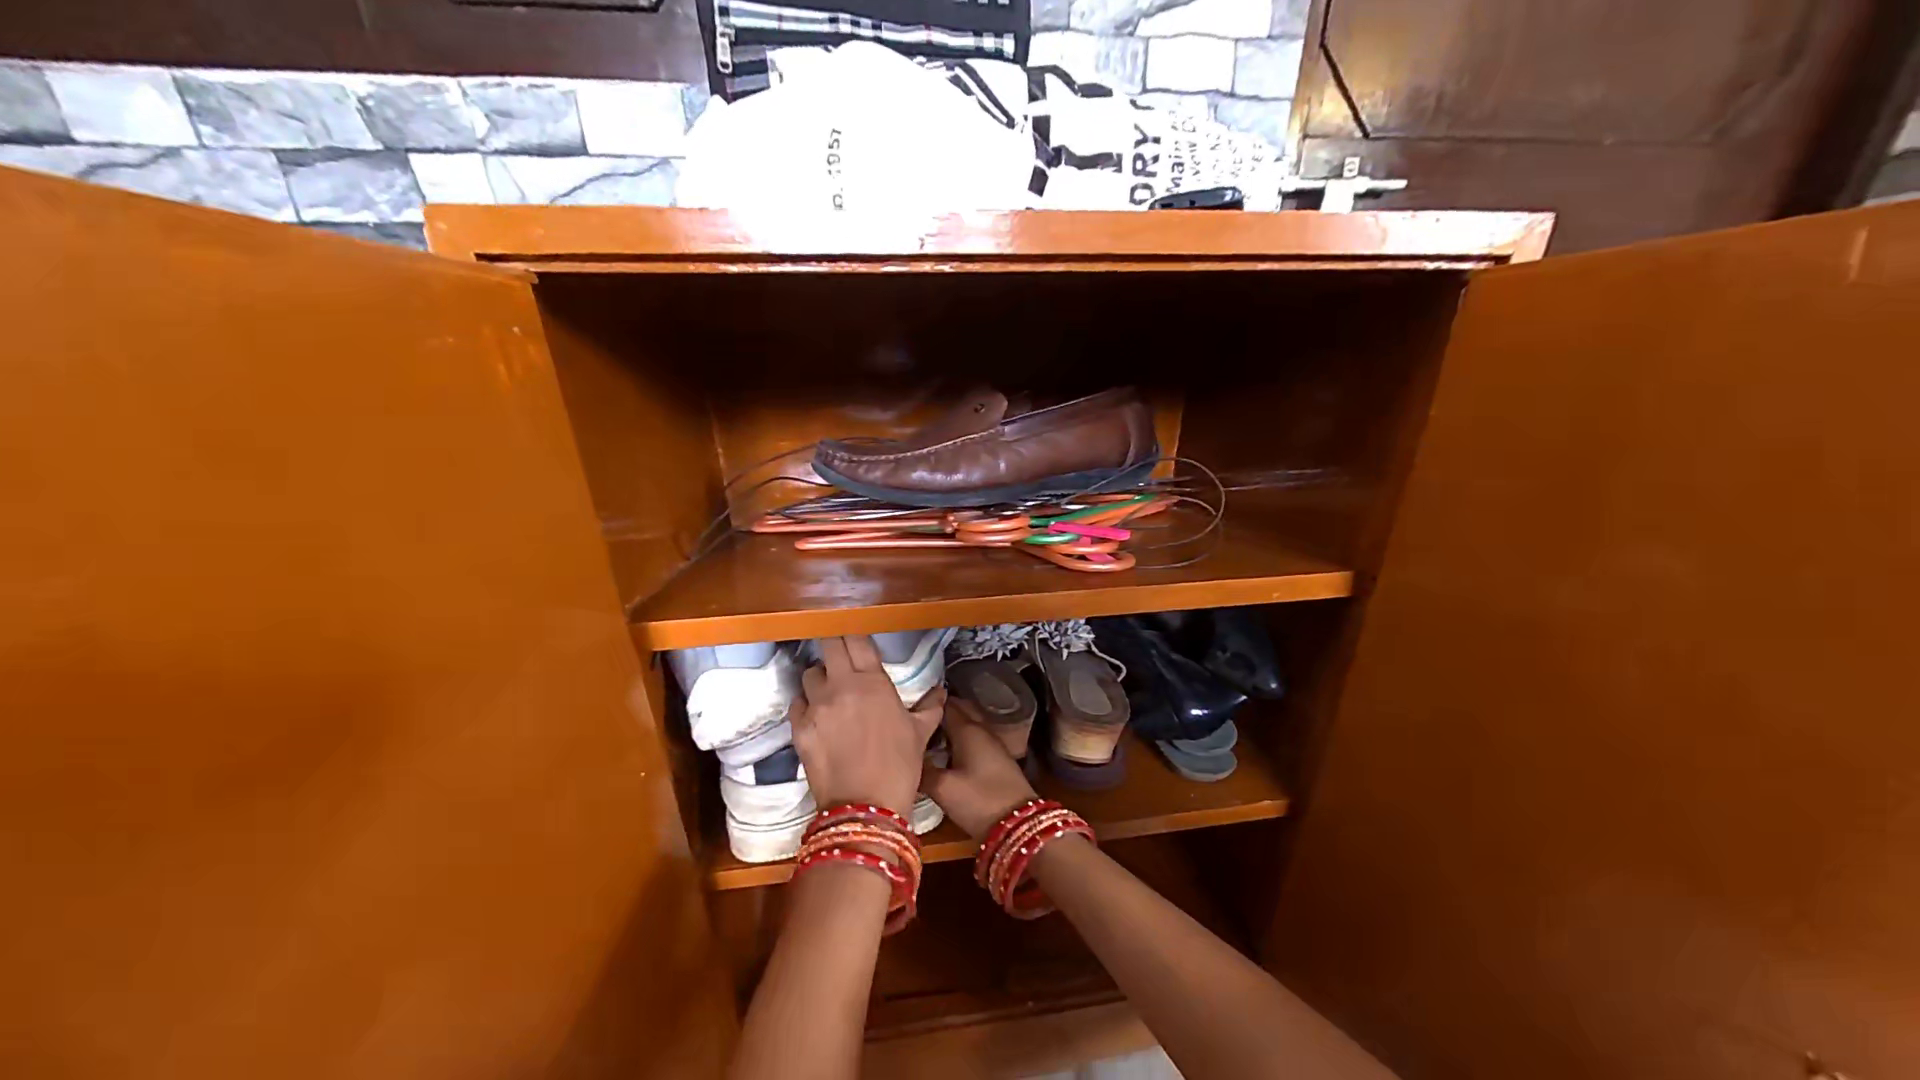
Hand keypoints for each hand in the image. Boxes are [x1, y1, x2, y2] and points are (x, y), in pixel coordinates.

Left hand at [790, 635, 944, 817]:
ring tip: (827, 691)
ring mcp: (816, 705)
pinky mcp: (799, 727)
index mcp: (873, 681)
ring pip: (809, 674)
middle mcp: (841, 685)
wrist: (865, 806)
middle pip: (828, 644)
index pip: (856, 639)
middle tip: (837, 653)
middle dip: (831, 644)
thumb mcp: (920, 734)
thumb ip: (929, 707)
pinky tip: (815, 717)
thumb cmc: (899, 767)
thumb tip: (941, 692)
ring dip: (818, 678)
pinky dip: (804, 705)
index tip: (852, 634)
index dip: (852, 633)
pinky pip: (796, 703)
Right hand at [921, 698, 1039, 837]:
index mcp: (967, 730)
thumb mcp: (943, 788)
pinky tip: (945, 754)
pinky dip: (959, 741)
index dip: (927, 703)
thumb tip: (906, 759)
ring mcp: (992, 745)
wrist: (1019, 824)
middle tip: (914, 720)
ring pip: (967, 727)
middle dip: (939, 712)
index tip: (907, 707)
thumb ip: (922, 770)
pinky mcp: (997, 761)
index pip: (945, 705)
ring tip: (924, 736)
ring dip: (949, 728)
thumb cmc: (979, 801)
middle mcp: (982, 731)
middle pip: (959, 712)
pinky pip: (973, 741)